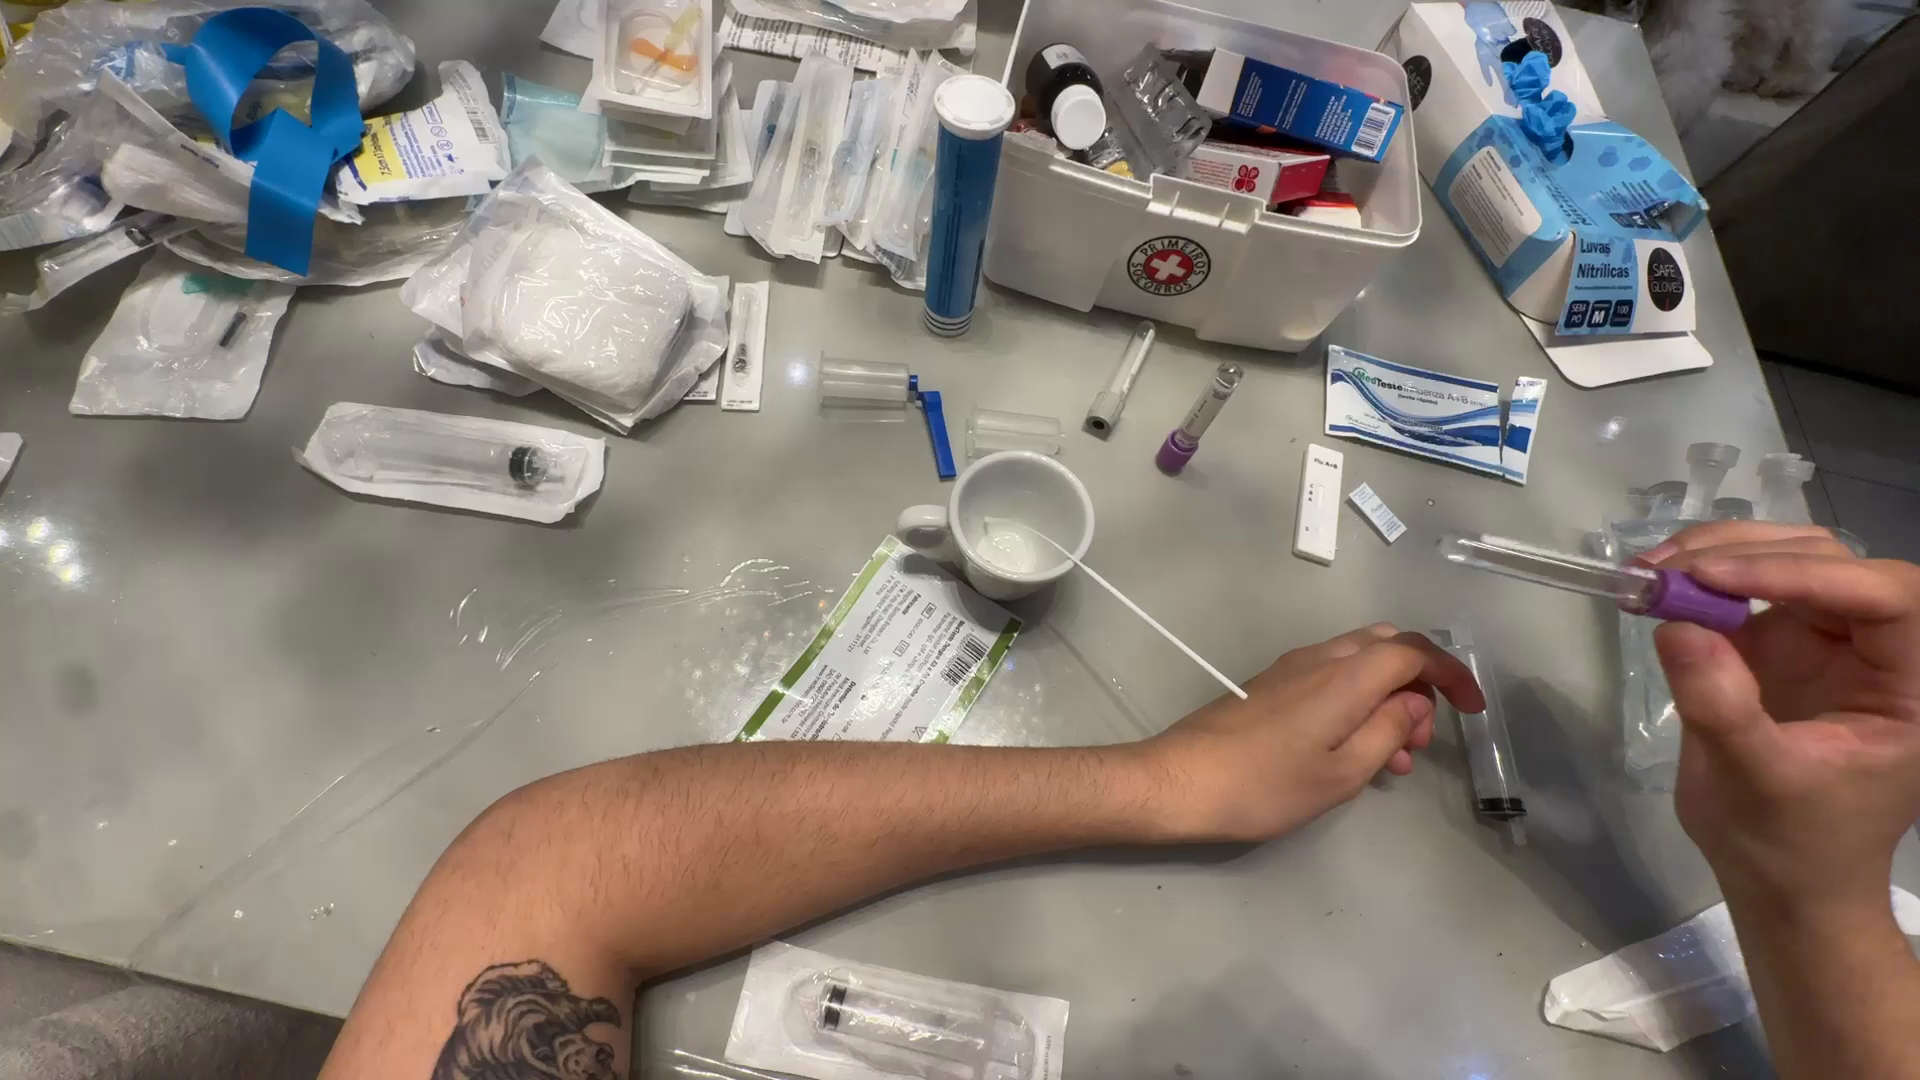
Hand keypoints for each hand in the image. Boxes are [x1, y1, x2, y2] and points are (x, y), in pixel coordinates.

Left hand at [1138, 624, 1484, 842]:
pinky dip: (1354, 700)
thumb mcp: (1342, 772)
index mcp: (1341, 676)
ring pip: (1354, 662)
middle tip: (1420, 739)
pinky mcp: (1267, 685)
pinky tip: (1352, 749)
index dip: (1450, 672)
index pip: (1411, 649)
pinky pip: (1327, 677)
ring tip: (1393, 759)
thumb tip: (1414, 701)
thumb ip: (1387, 730)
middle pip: (1383, 645)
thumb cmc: (1265, 785)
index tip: (1473, 709)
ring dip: (1385, 696)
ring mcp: (1286, 669)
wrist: (1182, 780)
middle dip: (1417, 683)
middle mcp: (1314, 659)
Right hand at [1644, 522, 1919, 909]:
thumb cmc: (1789, 836)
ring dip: (1716, 553)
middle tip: (1664, 572)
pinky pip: (1738, 589)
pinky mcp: (1767, 646)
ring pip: (1786, 560)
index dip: (1803, 575)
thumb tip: (1678, 626)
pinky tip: (1652, 587)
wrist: (1776, 869)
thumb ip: (1722, 704)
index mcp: (1916, 685)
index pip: (1886, 598)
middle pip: (1833, 562)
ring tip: (1649, 574)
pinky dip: (1693, 577)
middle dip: (1748, 553)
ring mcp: (1821, 643)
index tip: (1710, 580)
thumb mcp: (1757, 776)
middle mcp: (1877, 650)